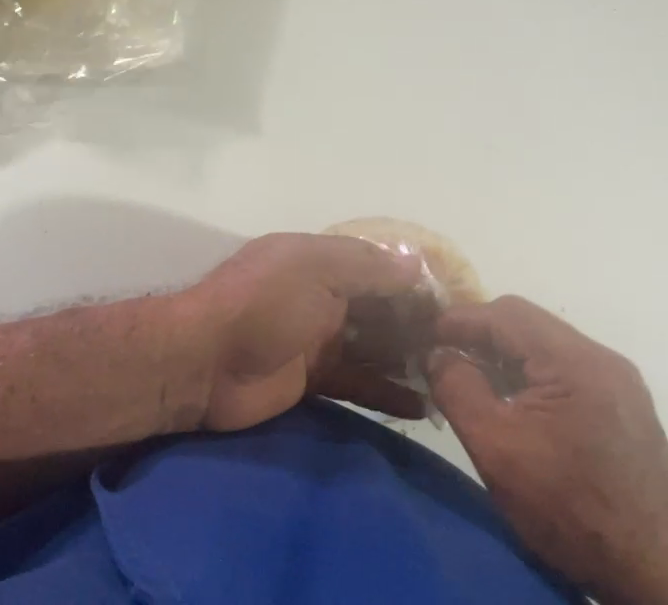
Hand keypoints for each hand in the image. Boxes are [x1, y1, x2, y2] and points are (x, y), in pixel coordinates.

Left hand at [176, 233, 434, 431]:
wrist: (203, 362)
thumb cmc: (261, 304)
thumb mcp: (313, 268)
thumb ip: (366, 266)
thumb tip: (417, 262)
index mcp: (316, 260)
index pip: (375, 266)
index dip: (412, 281)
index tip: (456, 301)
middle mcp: (319, 295)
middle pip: (378, 307)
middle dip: (416, 323)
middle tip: (464, 347)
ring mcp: (315, 339)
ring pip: (373, 346)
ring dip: (408, 358)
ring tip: (454, 376)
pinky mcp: (312, 379)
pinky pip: (358, 383)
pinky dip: (387, 393)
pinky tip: (423, 407)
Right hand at [428, 297, 667, 604]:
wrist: (658, 577)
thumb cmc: (569, 506)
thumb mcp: (495, 445)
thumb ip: (456, 387)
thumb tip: (437, 354)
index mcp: (576, 361)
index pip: (504, 313)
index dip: (457, 319)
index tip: (420, 336)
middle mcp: (604, 361)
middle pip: (527, 324)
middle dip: (478, 335)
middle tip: (439, 357)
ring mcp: (620, 387)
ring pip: (546, 348)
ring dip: (502, 356)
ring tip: (467, 381)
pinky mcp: (625, 413)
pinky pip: (565, 373)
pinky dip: (528, 376)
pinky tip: (509, 405)